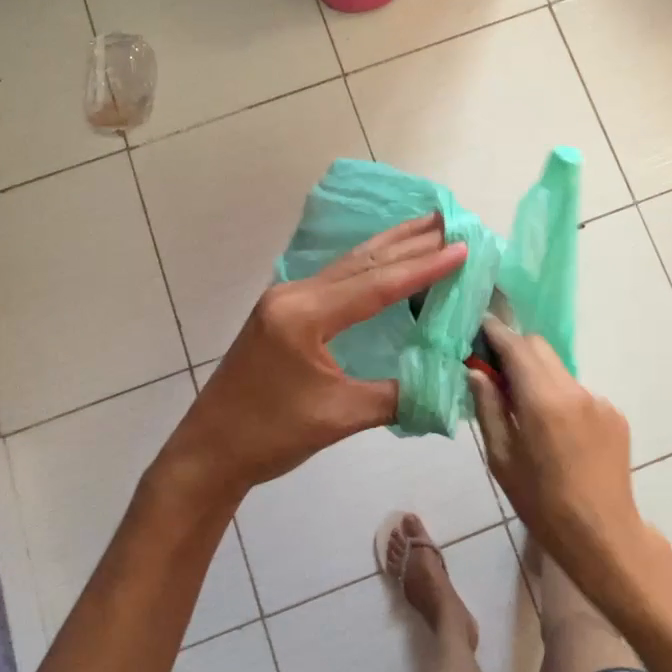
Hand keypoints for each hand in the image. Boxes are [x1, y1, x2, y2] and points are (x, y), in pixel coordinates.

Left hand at [160, 214, 467, 498]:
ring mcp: (285, 300)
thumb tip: (447, 382)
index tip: (462, 248)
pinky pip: (335, 279)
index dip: (423, 268)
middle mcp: (294, 295)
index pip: (376, 285)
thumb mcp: (340, 417)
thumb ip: (397, 396)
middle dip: (410, 242)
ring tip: (427, 226)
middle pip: (362, 262)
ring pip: (347, 265)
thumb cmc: (270, 437)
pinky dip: (369, 267)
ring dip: (390, 247)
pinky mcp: (283, 312)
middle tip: (452, 219)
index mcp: (305, 315)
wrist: (209, 452)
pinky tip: (387, 261)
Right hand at [468, 319, 647, 582]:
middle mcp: (574, 390)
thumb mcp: (502, 460)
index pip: (516, 347)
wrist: (603, 536)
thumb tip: (476, 372)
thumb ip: (488, 409)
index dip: (496, 333)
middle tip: (497, 374)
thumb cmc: (542, 504)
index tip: (480, 328)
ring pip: (560, 373)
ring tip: (530, 418)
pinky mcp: (615, 415)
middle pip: (541, 349)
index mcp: (543, 401)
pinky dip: (563, 402)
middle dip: (517, 352)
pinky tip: (561, 438)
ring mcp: (600, 401)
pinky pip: (580, 396)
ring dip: (540, 380)